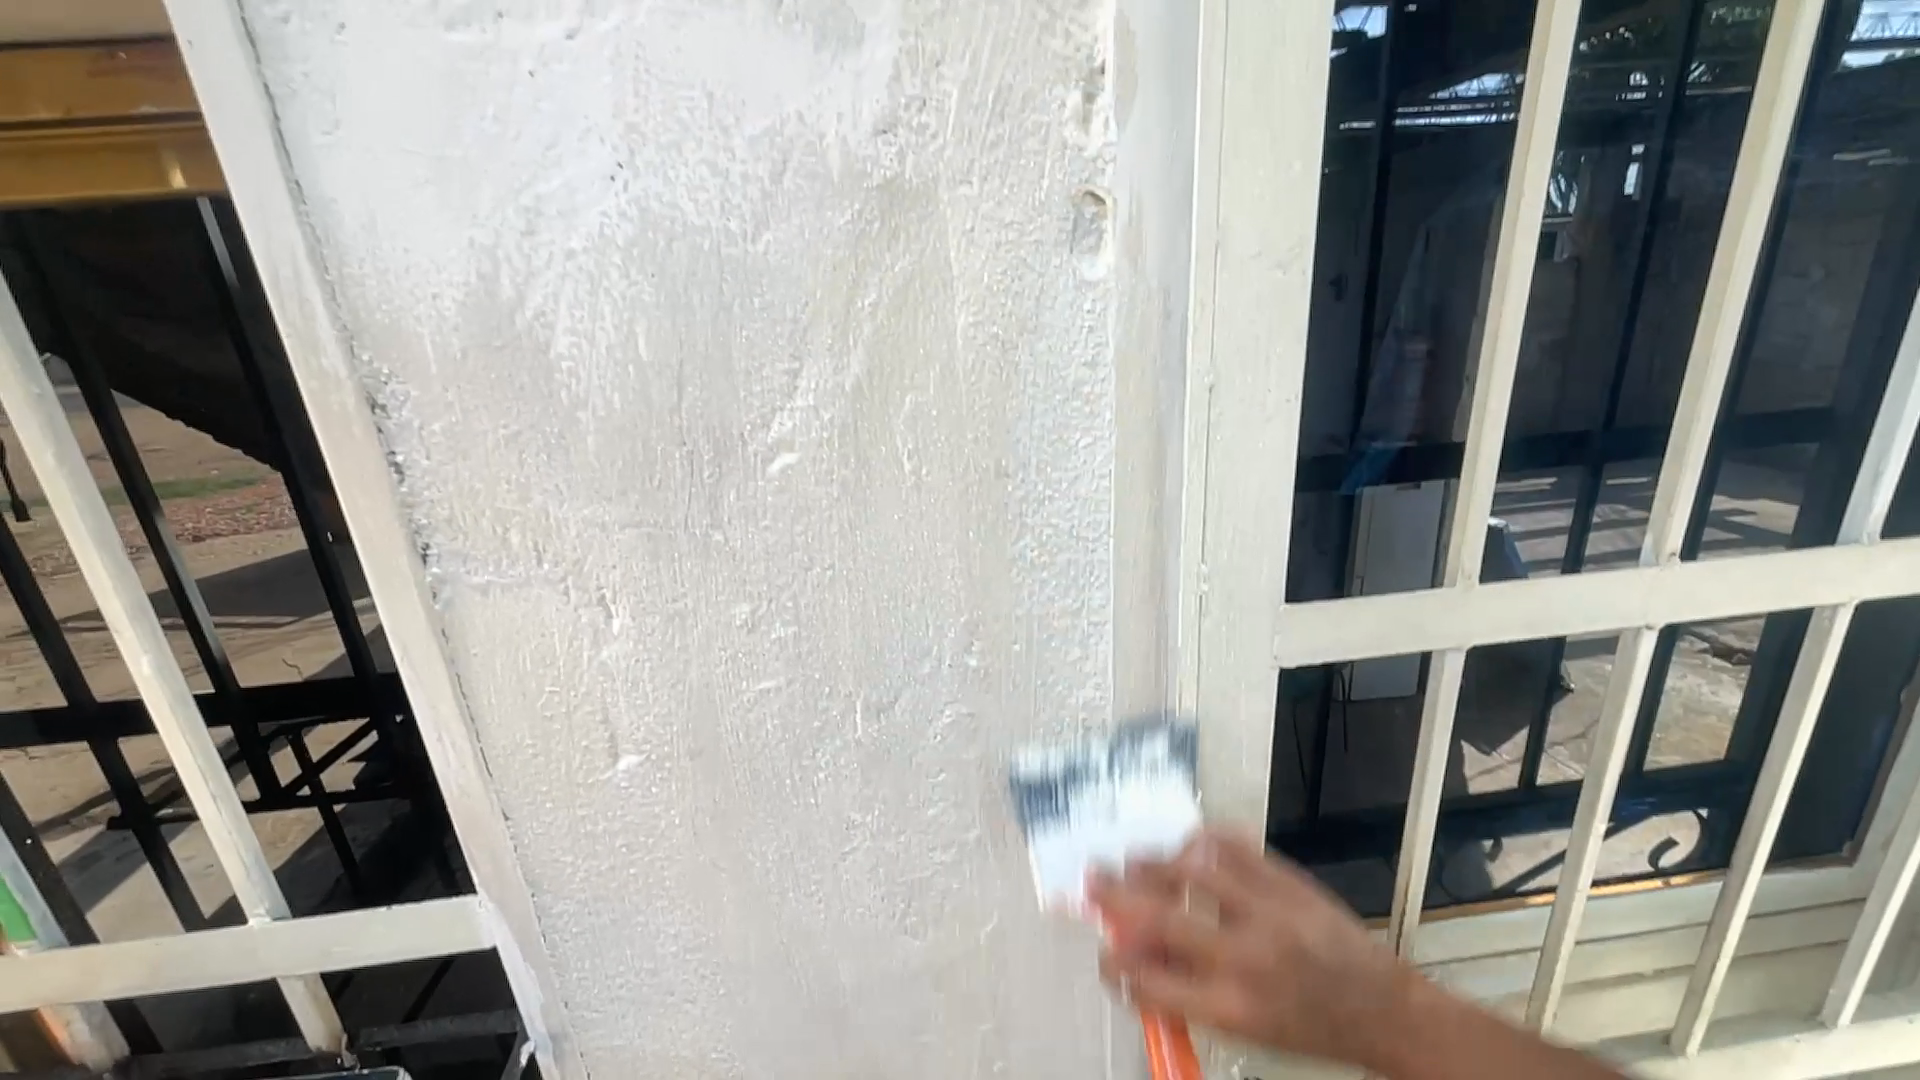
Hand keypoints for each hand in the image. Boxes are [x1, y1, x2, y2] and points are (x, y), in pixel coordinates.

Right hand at [1087, 828, 1416, 1069]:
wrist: (1384, 1009)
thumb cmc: (1308, 1027)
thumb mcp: (1245, 1029)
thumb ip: (1189, 992)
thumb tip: (1137, 958)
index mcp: (1231, 1007)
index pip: (1149, 981)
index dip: (1115, 966)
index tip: (1105, 953)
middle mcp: (1244, 957)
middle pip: (1159, 917)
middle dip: (1114, 895)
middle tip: (1092, 879)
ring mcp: (1268, 912)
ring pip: (1191, 871)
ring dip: (1151, 862)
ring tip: (1133, 860)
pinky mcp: (1288, 882)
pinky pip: (1233, 846)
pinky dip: (1202, 841)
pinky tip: (1187, 845)